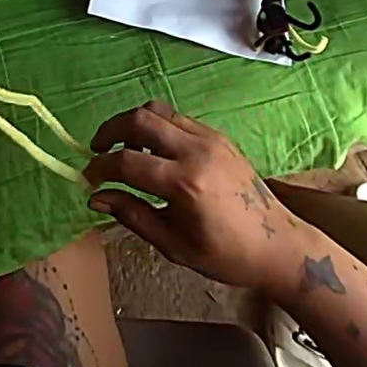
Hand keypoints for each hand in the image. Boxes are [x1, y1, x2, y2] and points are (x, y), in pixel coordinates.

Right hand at [83, 103, 301, 290]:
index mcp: (185, 184)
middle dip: (110, 130)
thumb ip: (132, 215)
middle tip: (98, 149)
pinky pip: (178, 118)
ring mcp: (209, 138)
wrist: (277, 243)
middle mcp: (196, 151)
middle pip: (140, 119)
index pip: (127, 162)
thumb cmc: (225, 255)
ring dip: (133, 123)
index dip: (100, 167)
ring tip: (124, 147)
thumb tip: (96, 198)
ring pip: (159, 110)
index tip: (88, 178)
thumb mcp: (173, 245)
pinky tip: (153, 149)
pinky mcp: (218, 135)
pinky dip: (157, 125)